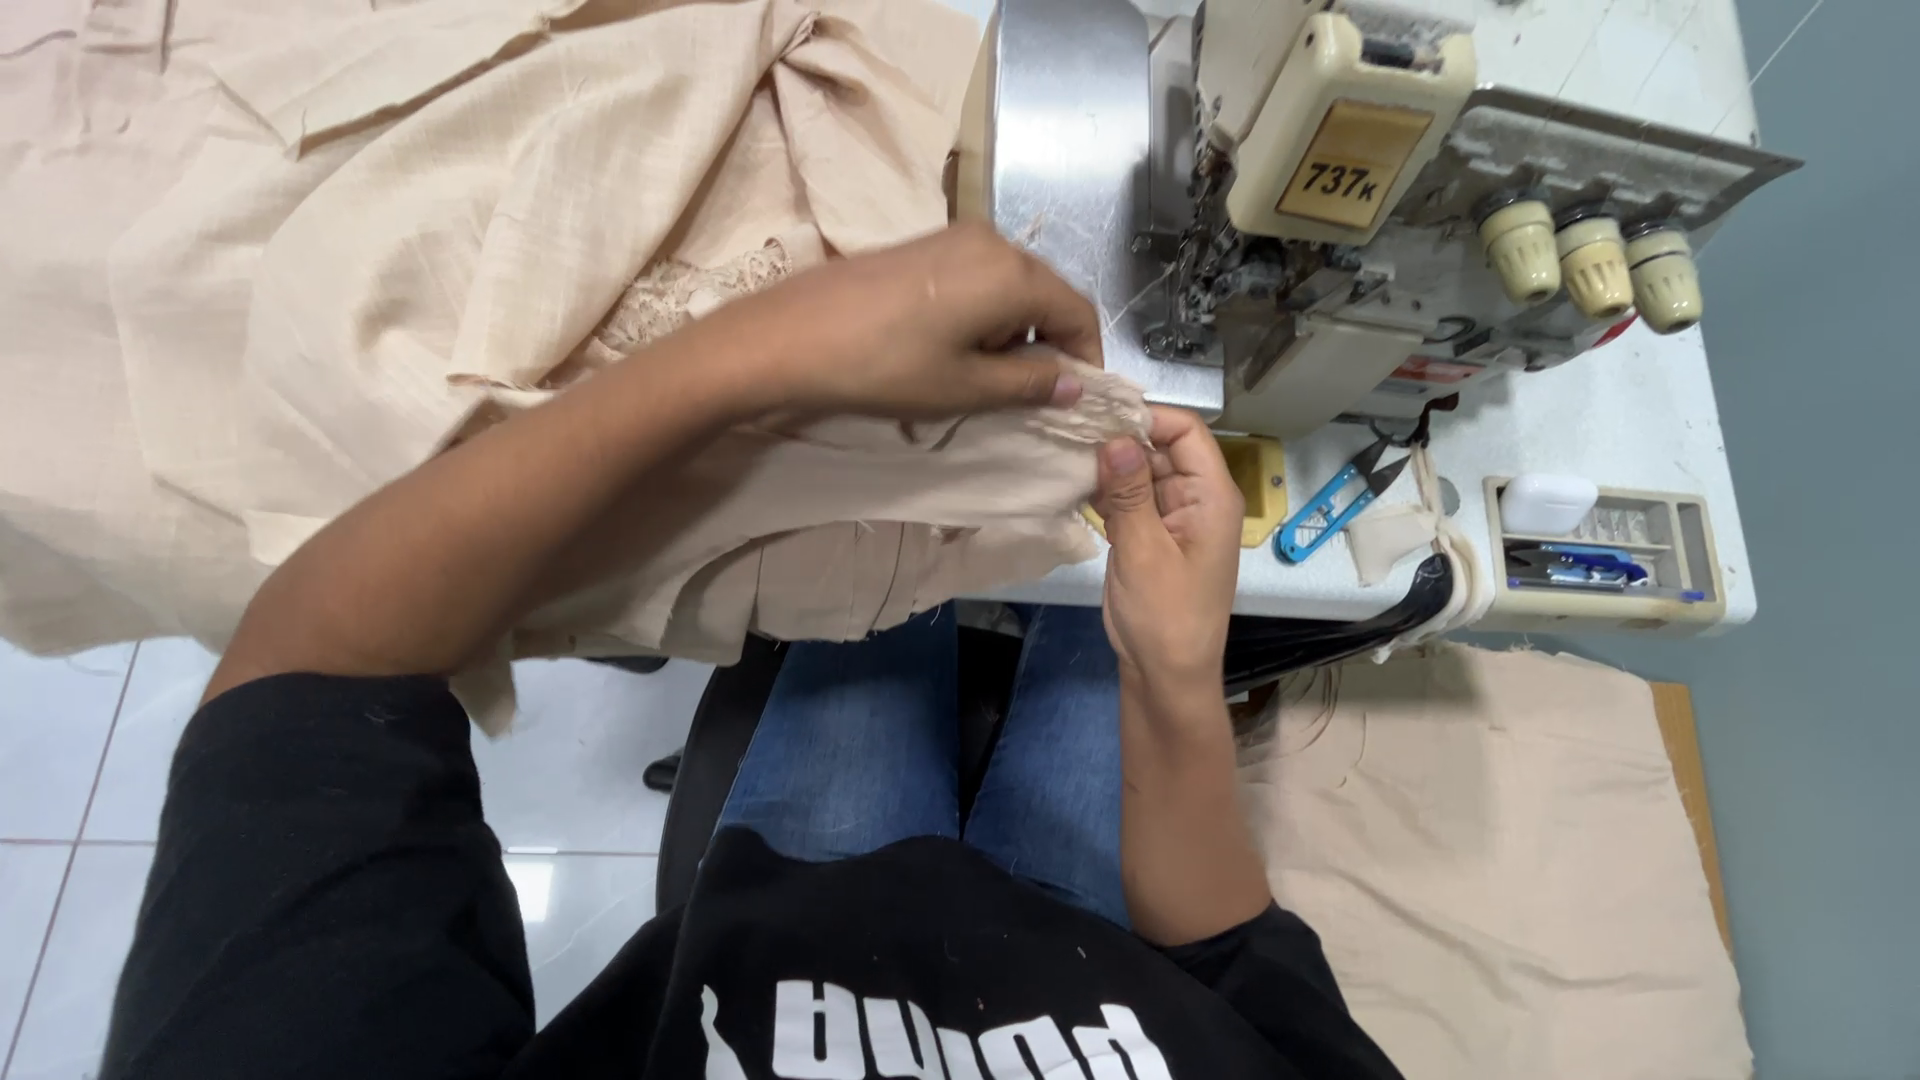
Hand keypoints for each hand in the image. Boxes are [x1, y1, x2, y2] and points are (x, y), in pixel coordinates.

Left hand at [702, 223, 1102, 417]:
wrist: (792, 336)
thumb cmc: (887, 367)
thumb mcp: (967, 386)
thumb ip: (1030, 383)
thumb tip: (1075, 384)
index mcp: (1013, 272)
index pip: (1078, 310)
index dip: (1086, 356)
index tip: (1075, 397)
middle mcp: (992, 241)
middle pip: (1046, 294)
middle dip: (1046, 345)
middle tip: (1021, 393)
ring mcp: (954, 236)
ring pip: (1011, 288)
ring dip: (1011, 332)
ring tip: (976, 375)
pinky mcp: (924, 244)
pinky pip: (977, 279)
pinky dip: (982, 315)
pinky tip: (948, 347)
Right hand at [1094, 407, 1242, 695]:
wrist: (1164, 673)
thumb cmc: (1166, 616)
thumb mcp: (1145, 552)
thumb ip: (1130, 492)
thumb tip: (1114, 436)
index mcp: (1210, 496)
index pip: (1185, 431)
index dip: (1146, 417)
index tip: (1097, 415)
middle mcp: (1193, 498)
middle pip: (1159, 447)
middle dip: (1118, 439)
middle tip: (1067, 432)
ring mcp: (1168, 517)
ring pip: (1138, 472)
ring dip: (1106, 466)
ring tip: (1062, 453)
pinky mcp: (1146, 535)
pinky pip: (1127, 499)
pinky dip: (1103, 492)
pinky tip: (1071, 485)